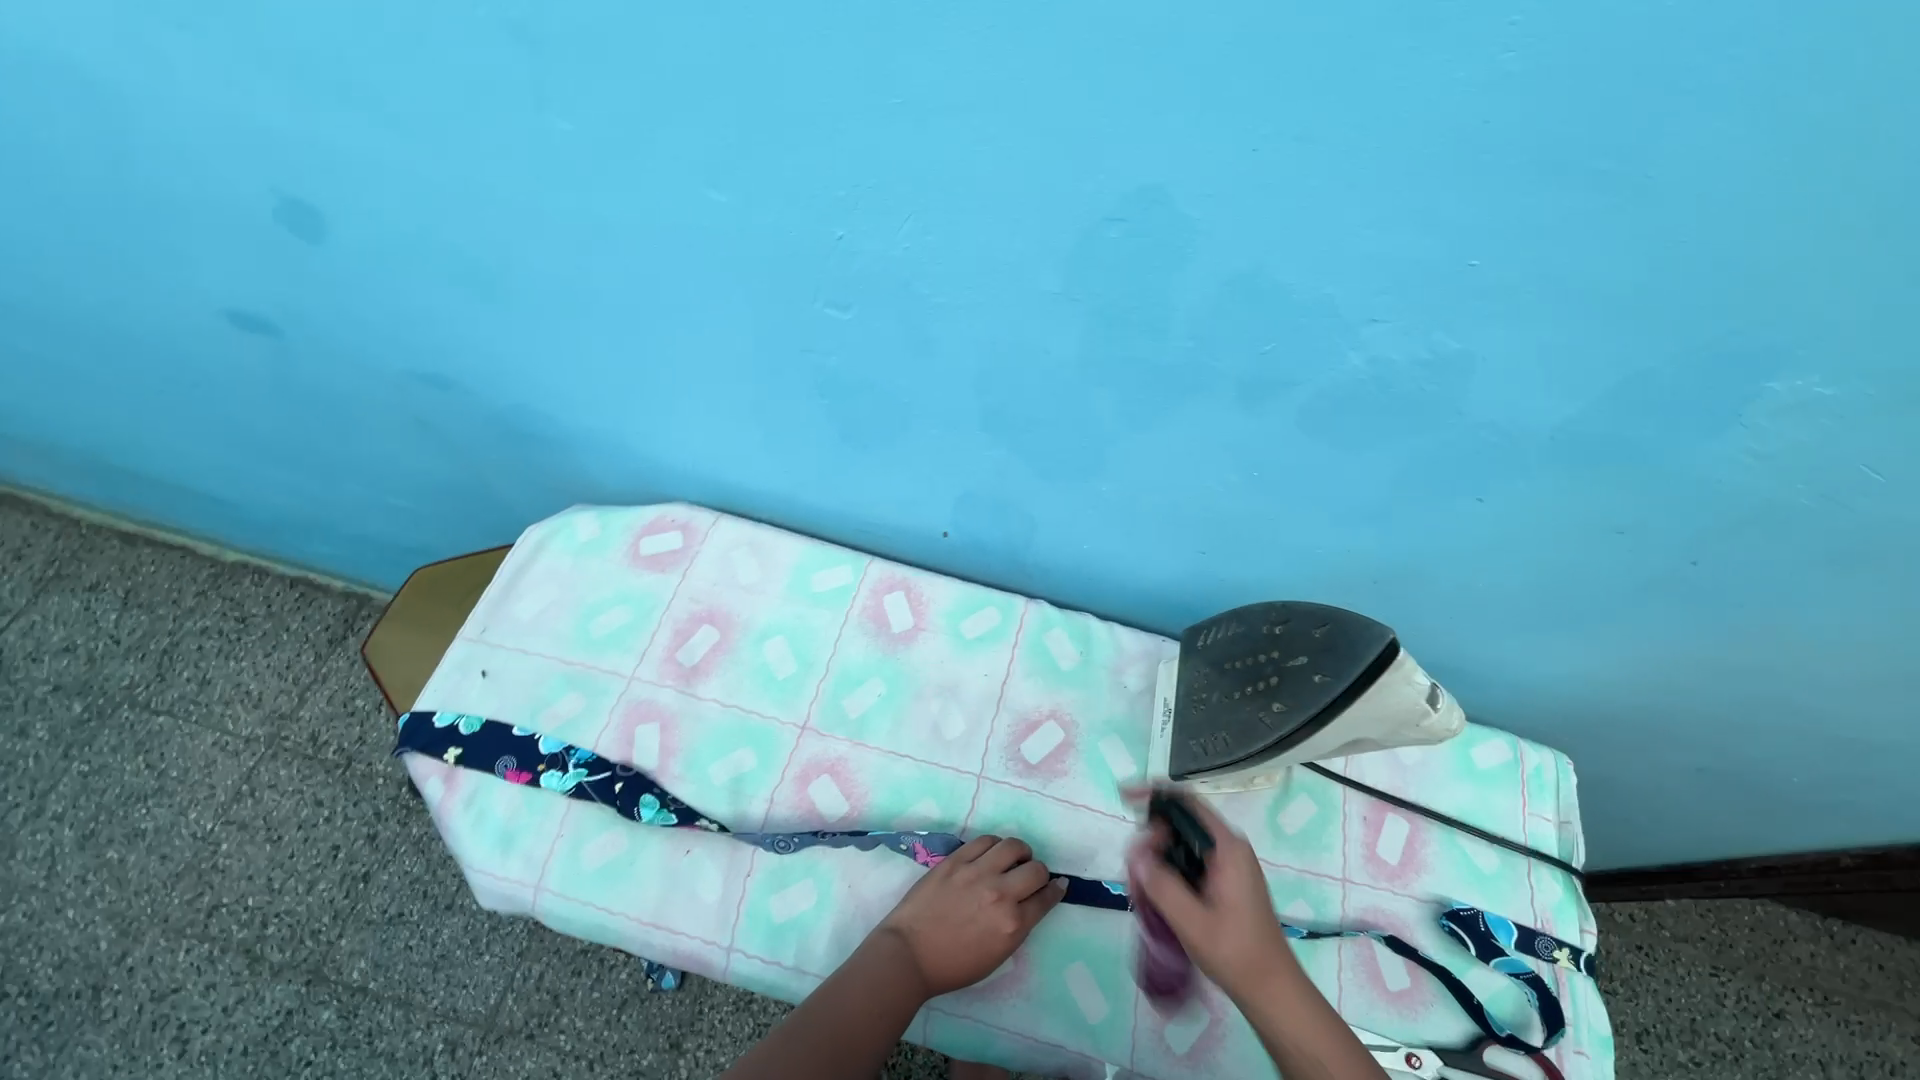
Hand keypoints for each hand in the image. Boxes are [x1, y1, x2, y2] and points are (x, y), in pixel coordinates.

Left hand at [874, 834, 1067, 997]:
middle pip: (1036, 869)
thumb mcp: (998, 955)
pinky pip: (985, 840)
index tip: (1058, 885)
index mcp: (1012, 925)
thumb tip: (1032, 903)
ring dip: (1019, 852)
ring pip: (1013, 846)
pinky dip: (994, 845)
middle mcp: (1000, 894)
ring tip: (1012, 859)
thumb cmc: (953, 965)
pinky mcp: (955, 860)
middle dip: (1039, 872)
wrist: (909, 954)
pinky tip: (991, 853)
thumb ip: (1018, 926)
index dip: (1055, 890)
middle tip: (1030, 876)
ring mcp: (976, 873)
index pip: (1046, 898)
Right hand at [1126, 790, 1295, 1001]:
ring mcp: (1229, 863)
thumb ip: (1162, 883)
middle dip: (1150, 840)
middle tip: (1133, 872)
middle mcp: (1229, 846)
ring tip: (1141, 891)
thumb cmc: (1235, 953)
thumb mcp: (1191, 921)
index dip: (1153, 794)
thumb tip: (1135, 852)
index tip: (1124, 798)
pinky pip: (1189, 861)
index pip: (1185, 802)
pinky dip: (1169, 871)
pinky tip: (1156, 896)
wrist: (1272, 989)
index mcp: (1226, 847)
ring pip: (1181, 844)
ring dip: (1157, 859)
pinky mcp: (1225, 880)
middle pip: (1179, 823)